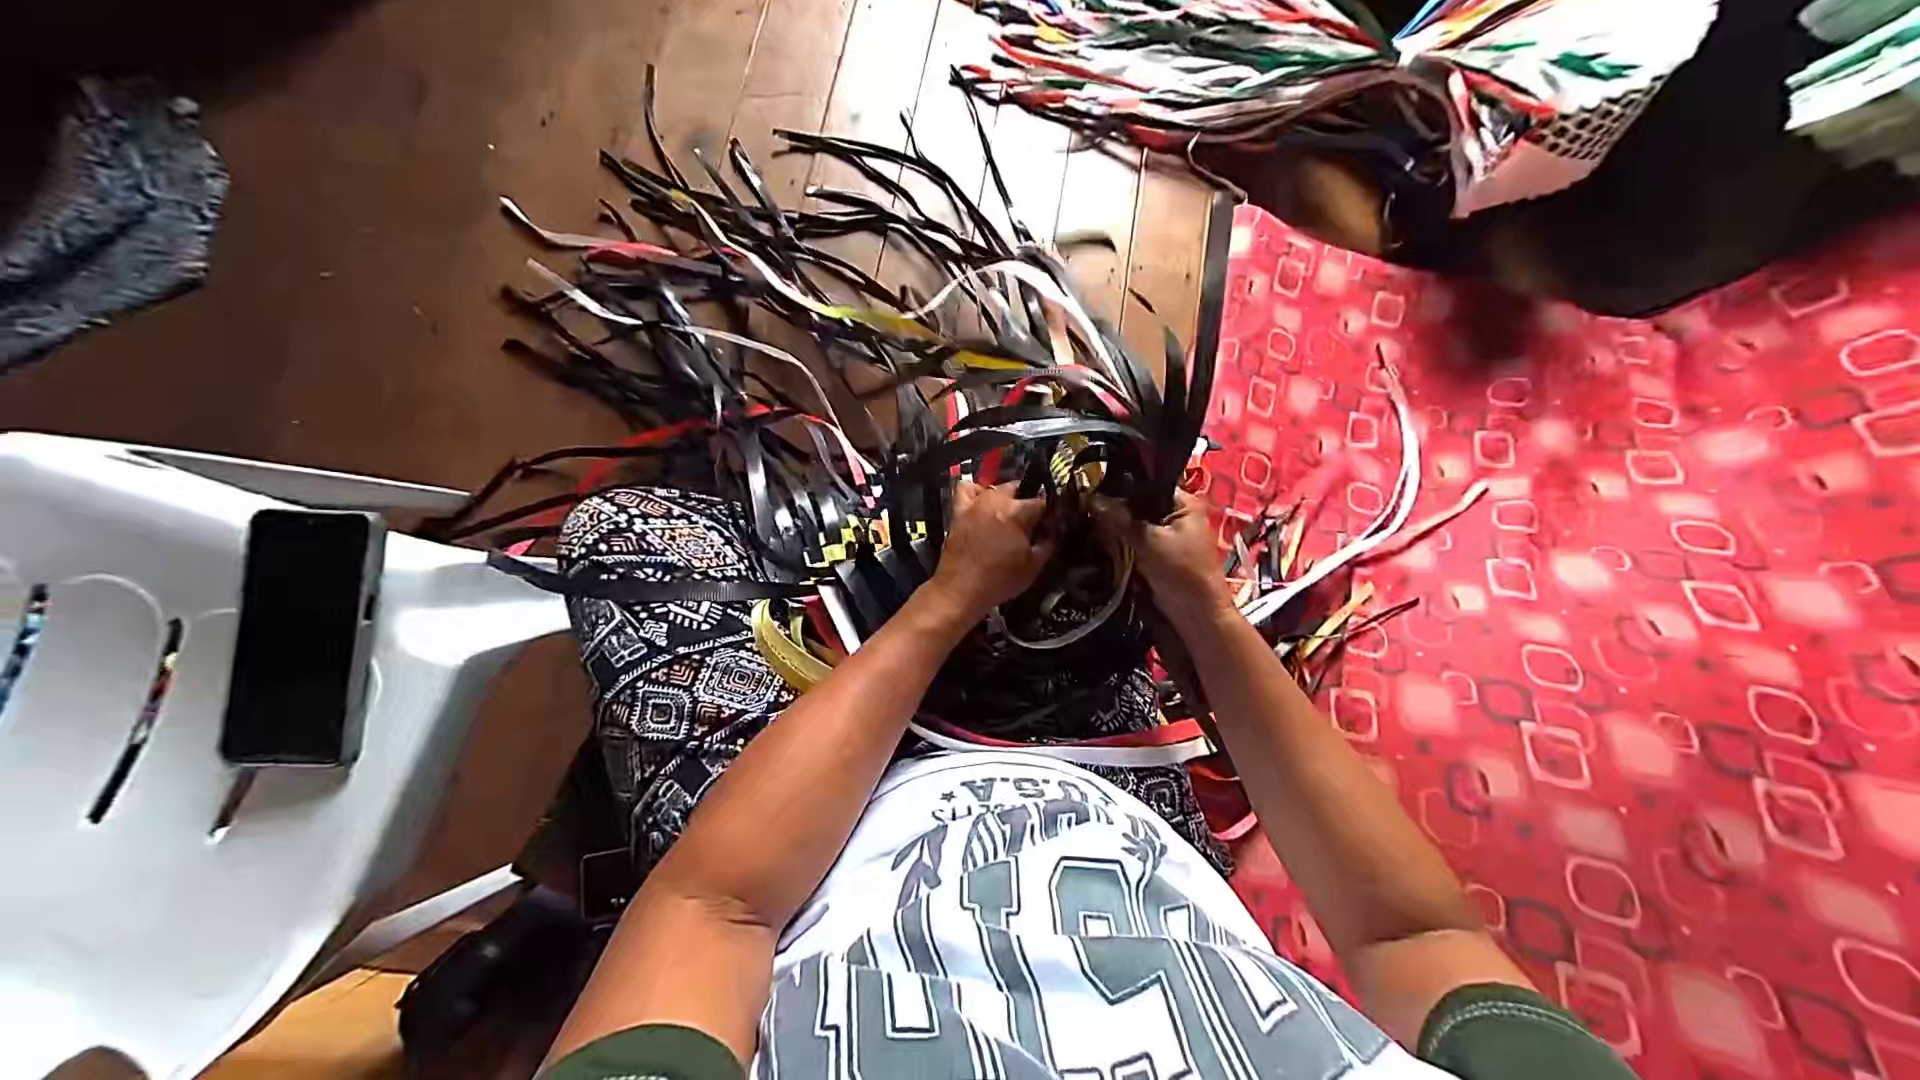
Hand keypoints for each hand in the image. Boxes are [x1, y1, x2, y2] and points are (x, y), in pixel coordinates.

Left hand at [925, 481, 1055, 624]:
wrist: (961, 590)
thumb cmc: (1000, 580)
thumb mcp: (1034, 566)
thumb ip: (1049, 543)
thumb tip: (1055, 530)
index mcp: (1017, 512)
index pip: (1042, 502)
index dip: (1050, 513)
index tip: (1052, 524)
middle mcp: (996, 501)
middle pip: (1019, 490)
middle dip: (1028, 503)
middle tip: (1032, 524)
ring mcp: (975, 504)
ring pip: (995, 488)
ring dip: (1006, 497)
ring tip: (1010, 515)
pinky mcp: (959, 512)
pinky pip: (966, 490)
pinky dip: (976, 492)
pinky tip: (982, 503)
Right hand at [1093, 490, 1230, 626]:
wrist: (1195, 616)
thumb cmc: (1181, 573)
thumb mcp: (1149, 542)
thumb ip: (1120, 520)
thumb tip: (1091, 499)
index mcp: (1183, 503)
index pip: (1146, 484)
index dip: (1119, 486)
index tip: (1090, 488)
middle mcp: (1173, 515)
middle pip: (1136, 504)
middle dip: (1112, 508)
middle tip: (1083, 506)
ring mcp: (1163, 535)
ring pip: (1130, 524)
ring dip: (1112, 527)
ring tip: (1084, 521)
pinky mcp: (1153, 554)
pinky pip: (1130, 542)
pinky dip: (1116, 542)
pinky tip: (1095, 539)